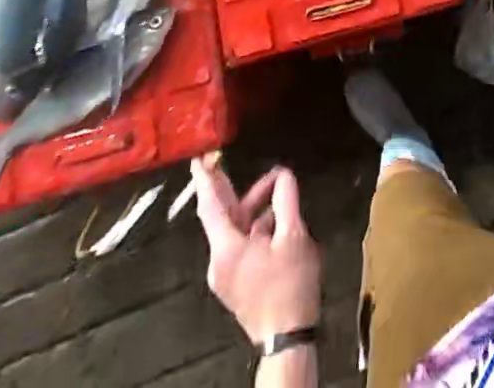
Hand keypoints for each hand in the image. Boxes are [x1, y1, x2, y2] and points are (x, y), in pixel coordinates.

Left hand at [190, 158, 321, 345]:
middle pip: (221, 216)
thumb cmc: (290, 283)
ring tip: (276, 187)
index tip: (199, 159)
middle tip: (222, 162)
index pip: (212, 206)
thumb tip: (284, 176)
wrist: (286, 334)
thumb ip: (286, 202)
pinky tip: (278, 217)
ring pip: (235, 229)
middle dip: (227, 188)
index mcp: (227, 247)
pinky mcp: (237, 281)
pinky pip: (242, 243)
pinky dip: (256, 225)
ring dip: (253, 207)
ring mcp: (226, 273)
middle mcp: (219, 259)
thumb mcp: (294, 235)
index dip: (206, 181)